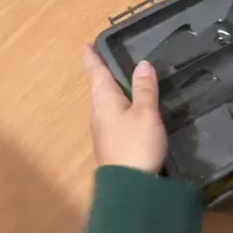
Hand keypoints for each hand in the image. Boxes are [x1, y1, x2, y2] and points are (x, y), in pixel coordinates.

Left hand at [83, 45, 167, 173]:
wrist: (129, 187)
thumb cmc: (136, 143)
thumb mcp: (146, 112)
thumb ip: (144, 88)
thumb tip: (142, 64)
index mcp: (104, 100)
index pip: (96, 72)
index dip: (92, 58)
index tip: (86, 45)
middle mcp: (99, 113)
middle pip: (99, 88)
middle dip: (102, 73)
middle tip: (108, 59)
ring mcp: (103, 131)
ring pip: (106, 103)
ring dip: (111, 90)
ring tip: (121, 80)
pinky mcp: (112, 145)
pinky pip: (114, 117)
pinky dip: (120, 106)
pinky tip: (129, 109)